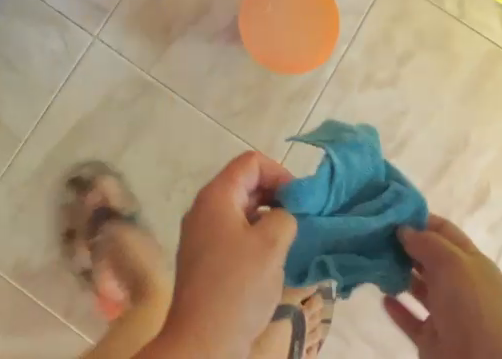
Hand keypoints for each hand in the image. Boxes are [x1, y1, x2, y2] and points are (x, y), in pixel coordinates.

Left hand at [150, 151, 297, 358]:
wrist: (201, 342)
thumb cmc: (237, 287)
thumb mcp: (271, 245)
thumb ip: (285, 215)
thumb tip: (285, 214)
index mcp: (216, 196)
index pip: (250, 162)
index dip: (279, 173)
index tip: (300, 199)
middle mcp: (204, 208)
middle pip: (244, 184)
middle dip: (275, 195)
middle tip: (300, 218)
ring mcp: (201, 235)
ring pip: (240, 211)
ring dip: (267, 218)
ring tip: (288, 240)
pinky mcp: (204, 259)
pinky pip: (233, 233)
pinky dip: (254, 237)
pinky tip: (270, 261)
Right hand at [386, 215, 501, 358]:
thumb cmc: (473, 309)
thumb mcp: (454, 264)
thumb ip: (427, 242)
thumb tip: (404, 229)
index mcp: (473, 263)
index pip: (445, 232)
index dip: (420, 219)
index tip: (390, 212)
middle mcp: (461, 286)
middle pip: (430, 259)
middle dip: (405, 245)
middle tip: (374, 234)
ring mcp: (448, 315)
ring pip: (419, 288)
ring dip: (399, 275)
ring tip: (373, 262)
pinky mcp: (433, 339)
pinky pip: (412, 319)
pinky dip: (397, 307)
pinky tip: (382, 297)